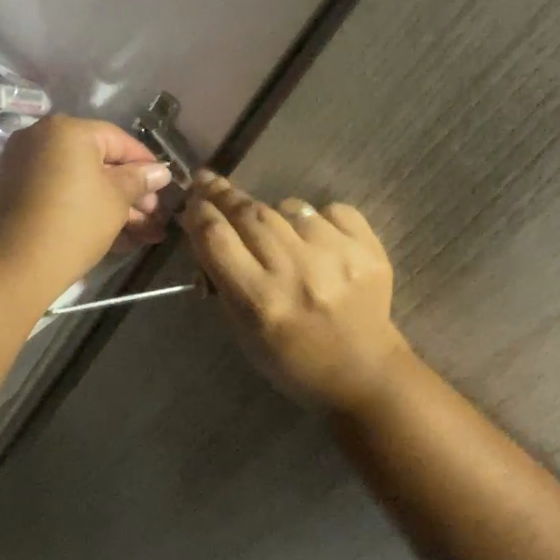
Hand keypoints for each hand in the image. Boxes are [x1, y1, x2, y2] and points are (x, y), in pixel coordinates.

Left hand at [0, 115, 171, 285]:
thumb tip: (160, 171)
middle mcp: (42, 137)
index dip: (145, 164)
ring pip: (80, 179)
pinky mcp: (17, 190)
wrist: (15, 266)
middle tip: (154, 217)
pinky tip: (115, 234)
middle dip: (130, 191)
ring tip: (142, 233)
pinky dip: (85, 206)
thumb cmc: (74, 223)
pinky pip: (60, 190)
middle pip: (97, 160)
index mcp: (67, 129)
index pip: (118, 140)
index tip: (165, 187)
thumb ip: (139, 180)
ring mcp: (25, 164)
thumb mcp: (117, 200)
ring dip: (112, 204)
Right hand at [180, 172, 412, 412]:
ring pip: (289, 206)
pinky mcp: (368, 249)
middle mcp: (296, 273)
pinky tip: (315, 239)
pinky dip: (316, 218)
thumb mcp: (241, 330)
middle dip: (225, 196)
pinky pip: (331, 209)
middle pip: (249, 213)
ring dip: (274, 213)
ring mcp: (336, 258)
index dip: (199, 212)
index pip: (216, 237)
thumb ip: (221, 278)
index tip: (191, 199)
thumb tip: (201, 228)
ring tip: (274, 232)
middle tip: (211, 184)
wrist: (363, 374)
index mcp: (260, 301)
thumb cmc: (291, 359)